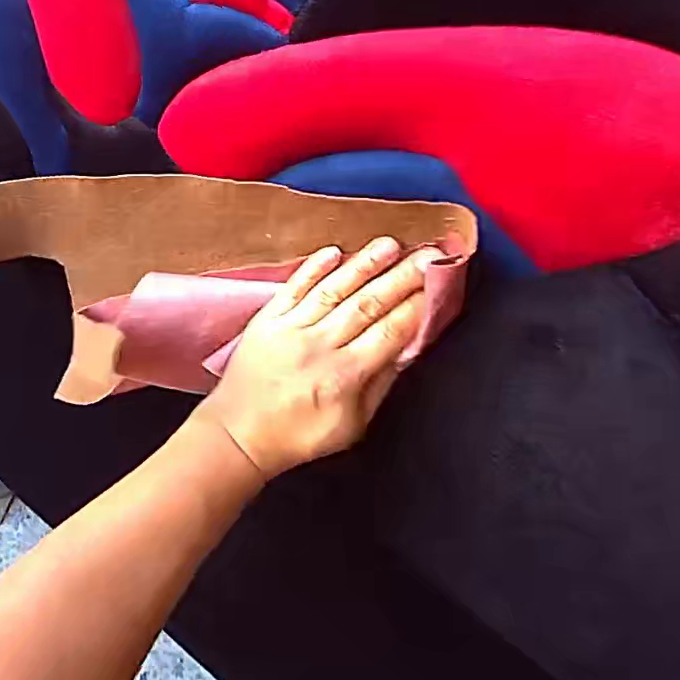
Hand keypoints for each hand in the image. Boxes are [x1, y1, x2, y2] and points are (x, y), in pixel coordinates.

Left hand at [188, 237, 444, 479]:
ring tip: (389, 244)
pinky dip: (313, 268)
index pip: (391, 331)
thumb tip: (407, 350)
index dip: (418, 305)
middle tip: (427, 254)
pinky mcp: (266, 319)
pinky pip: (293, 288)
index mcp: (344, 375)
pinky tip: (333, 251)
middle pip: (367, 304)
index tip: (440, 283)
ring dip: (363, 264)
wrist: (239, 433)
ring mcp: (290, 328)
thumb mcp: (352, 425)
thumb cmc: (299, 435)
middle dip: (402, 277)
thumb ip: (380, 385)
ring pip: (333, 289)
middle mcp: (318, 345)